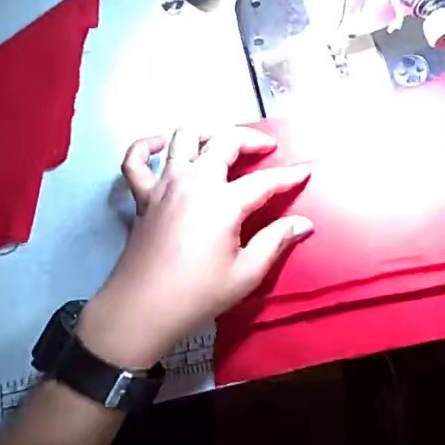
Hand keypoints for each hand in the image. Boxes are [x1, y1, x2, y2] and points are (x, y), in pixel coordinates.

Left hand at [75, 128, 312, 368]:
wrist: (141, 309)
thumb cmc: (198, 294)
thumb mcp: (247, 273)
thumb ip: (276, 241)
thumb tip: (303, 223)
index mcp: (223, 202)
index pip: (265, 180)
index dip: (290, 174)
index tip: (308, 169)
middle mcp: (193, 183)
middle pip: (224, 142)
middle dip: (252, 139)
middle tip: (268, 149)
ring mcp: (164, 185)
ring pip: (183, 138)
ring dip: (207, 134)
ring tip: (222, 144)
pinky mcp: (143, 196)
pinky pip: (137, 159)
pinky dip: (148, 146)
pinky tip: (163, 146)